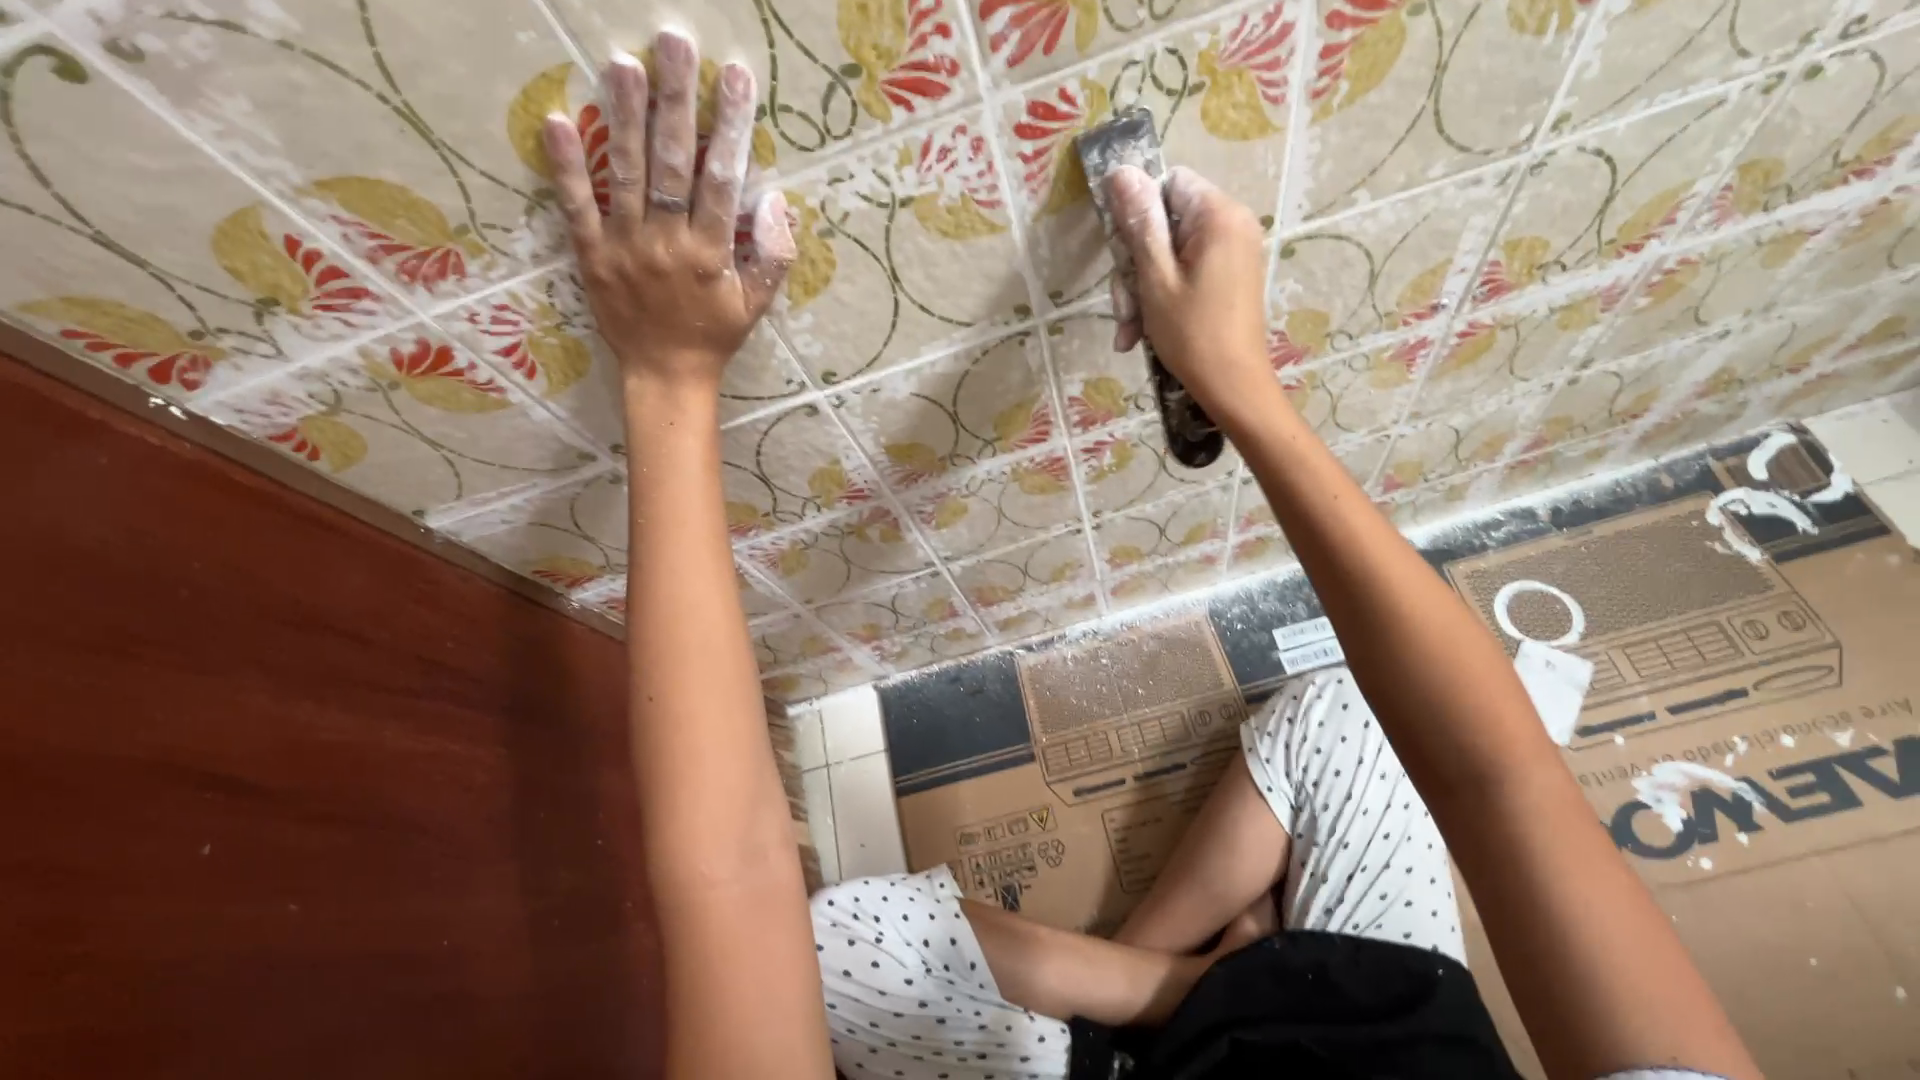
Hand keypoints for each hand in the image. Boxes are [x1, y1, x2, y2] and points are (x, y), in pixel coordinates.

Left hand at [541, 33, 795, 392]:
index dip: (730, 125)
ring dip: (622, 115)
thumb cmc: (715, 335)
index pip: (721, 177)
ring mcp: (625, 246)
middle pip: (671, 161)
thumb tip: (775, 200)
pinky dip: (566, 167)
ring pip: (625, 173)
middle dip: (675, 99)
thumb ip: (772, 255)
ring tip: (621, 63)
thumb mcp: (758, 304)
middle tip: (674, 42)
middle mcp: (666, 241)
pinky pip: (577, 207)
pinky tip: (558, 121)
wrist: (666, 375)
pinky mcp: (592, 255)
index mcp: (710, 252)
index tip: (736, 77)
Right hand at [1104, 166, 1275, 427]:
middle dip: (1135, 266)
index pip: (1167, 183)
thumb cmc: (1193, 335)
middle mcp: (1232, 224)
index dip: (1137, 214)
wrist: (1233, 386)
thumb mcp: (1155, 278)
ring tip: (1130, 330)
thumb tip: (1122, 171)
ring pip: (1169, 252)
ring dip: (1142, 289)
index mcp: (1218, 215)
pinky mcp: (1229, 275)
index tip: (1121, 253)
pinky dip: (1161, 298)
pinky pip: (1184, 271)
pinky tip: (1141, 333)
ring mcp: (1233, 251)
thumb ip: (1139, 223)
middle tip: (1124, 308)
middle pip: (1165, 221)